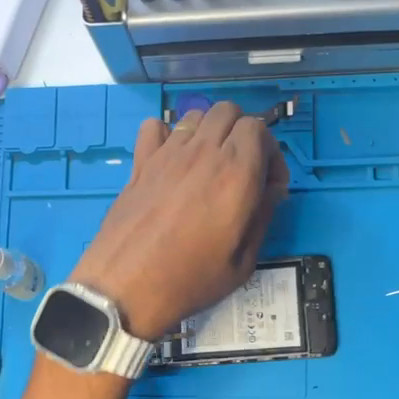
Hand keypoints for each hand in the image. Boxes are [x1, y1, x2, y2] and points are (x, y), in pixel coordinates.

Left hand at [70, 102, 288, 339]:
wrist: (126, 287)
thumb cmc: (190, 280)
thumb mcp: (243, 261)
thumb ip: (263, 216)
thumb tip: (272, 190)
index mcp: (236, 174)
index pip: (259, 128)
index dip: (270, 152)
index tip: (269, 184)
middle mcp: (203, 153)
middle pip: (228, 111)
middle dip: (242, 133)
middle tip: (242, 169)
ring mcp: (167, 154)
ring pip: (195, 115)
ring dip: (209, 131)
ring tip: (209, 164)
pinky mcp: (140, 163)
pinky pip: (154, 126)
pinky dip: (167, 134)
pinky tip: (171, 161)